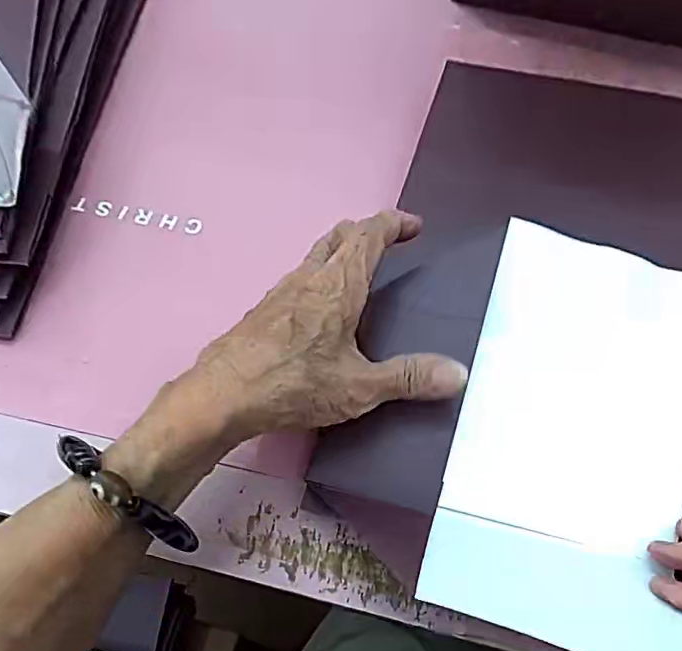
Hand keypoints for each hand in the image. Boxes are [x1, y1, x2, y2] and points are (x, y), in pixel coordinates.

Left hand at [180, 210, 467, 443]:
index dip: (394, 224)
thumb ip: (407, 379)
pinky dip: (314, 283)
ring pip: (313, 258)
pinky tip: (314, 314)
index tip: (412, 226)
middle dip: (365, 233)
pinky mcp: (260, 313)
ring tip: (353, 277)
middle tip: (384, 244)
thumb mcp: (359, 387)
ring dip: (336, 256)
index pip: (370, 235)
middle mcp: (307, 279)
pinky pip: (294, 284)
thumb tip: (458, 375)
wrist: (223, 395)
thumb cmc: (293, 385)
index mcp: (338, 285)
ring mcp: (279, 293)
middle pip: (338, 237)